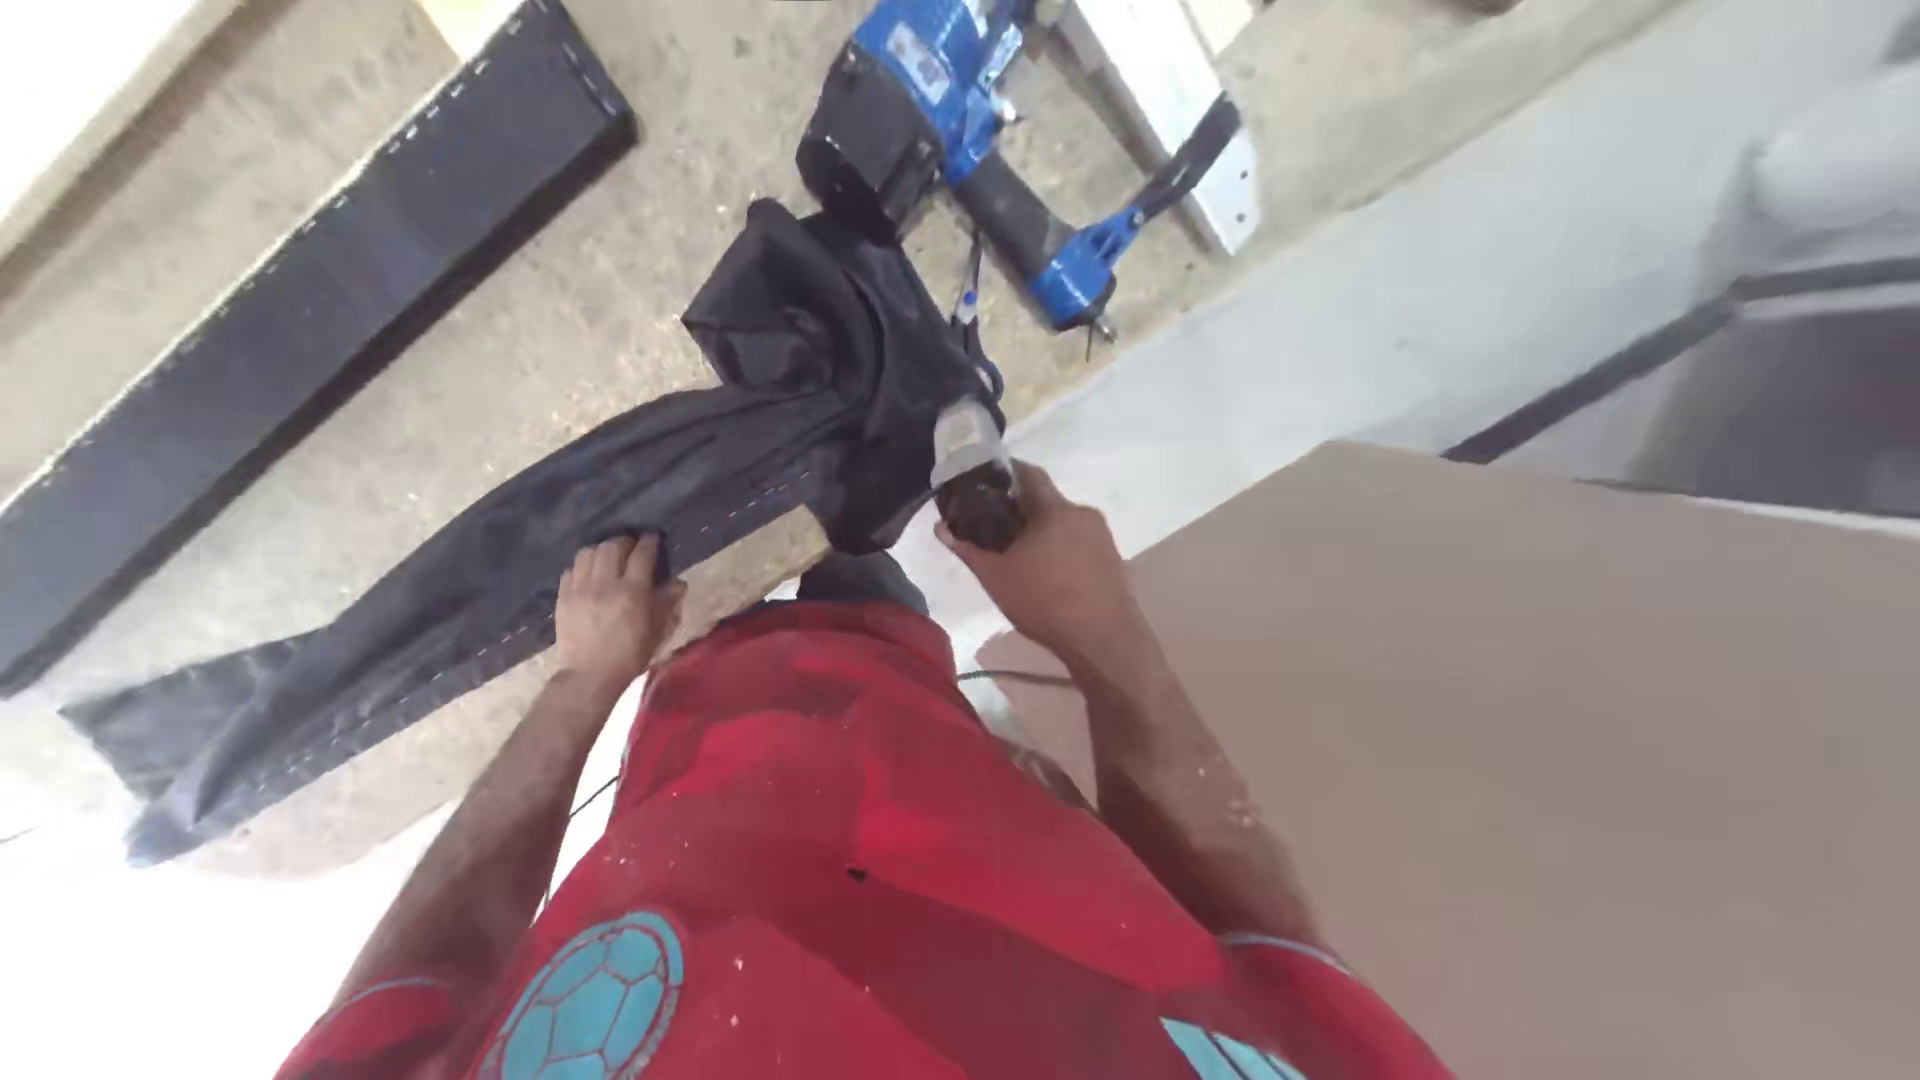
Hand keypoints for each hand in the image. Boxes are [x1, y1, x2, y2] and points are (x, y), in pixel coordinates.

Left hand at [555, 535, 684, 688]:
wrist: (591, 674)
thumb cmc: (632, 653)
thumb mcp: (659, 630)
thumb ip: (668, 602)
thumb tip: (678, 582)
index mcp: (633, 592)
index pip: (642, 554)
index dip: (649, 542)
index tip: (653, 538)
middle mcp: (605, 584)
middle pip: (612, 546)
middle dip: (624, 541)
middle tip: (631, 546)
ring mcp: (580, 589)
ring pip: (587, 552)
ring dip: (601, 549)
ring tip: (609, 557)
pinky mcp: (563, 597)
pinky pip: (571, 569)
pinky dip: (582, 565)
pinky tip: (590, 573)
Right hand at [939, 462, 1144, 663]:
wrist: (1103, 641)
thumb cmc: (1045, 603)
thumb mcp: (997, 578)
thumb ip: (968, 549)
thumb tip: (940, 528)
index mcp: (1056, 509)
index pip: (1028, 473)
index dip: (1005, 474)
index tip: (985, 485)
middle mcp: (1083, 513)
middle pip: (1046, 501)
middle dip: (1020, 511)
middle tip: (995, 528)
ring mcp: (1102, 536)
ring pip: (1063, 524)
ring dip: (1042, 532)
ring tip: (1020, 556)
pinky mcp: (1113, 558)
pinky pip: (1080, 543)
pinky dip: (1061, 549)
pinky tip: (1048, 574)